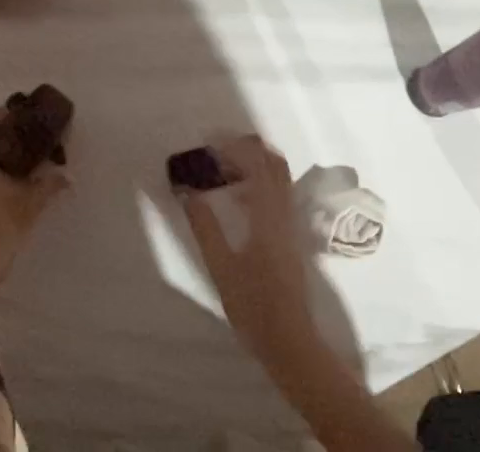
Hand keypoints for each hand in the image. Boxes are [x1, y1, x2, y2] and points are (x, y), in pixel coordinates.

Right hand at [179, 136, 312, 363]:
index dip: (233, 145)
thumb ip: (204, 226)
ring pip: (278, 178)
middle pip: (274, 164)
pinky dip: (258, 183)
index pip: (256, 163)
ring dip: (253, 164)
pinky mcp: (291, 236)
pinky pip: (278, 195)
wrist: (290, 340)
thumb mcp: (220, 267)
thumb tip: (187, 190)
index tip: (208, 140)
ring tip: (221, 168)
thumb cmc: (252, 305)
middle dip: (247, 148)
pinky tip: (237, 198)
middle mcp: (285, 212)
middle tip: (216, 148)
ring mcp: (292, 224)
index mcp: (268, 215)